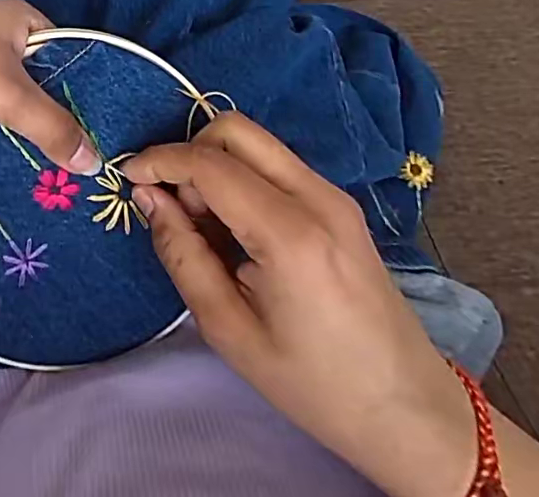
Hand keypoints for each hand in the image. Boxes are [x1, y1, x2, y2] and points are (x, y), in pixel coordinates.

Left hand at [0, 0, 98, 174]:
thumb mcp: (7, 96)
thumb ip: (53, 127)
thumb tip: (93, 161)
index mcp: (22, 16)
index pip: (72, 55)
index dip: (88, 93)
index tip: (103, 134)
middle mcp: (0, 29)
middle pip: (43, 77)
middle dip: (57, 115)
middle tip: (81, 158)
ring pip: (14, 94)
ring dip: (27, 124)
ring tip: (53, 165)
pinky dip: (1, 125)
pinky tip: (14, 154)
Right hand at [124, 115, 474, 496]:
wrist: (409, 409)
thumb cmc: (313, 383)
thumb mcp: (228, 329)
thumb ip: (181, 253)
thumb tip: (149, 197)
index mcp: (291, 233)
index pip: (210, 164)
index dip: (160, 161)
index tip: (129, 177)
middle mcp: (317, 196)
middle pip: (235, 129)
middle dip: (189, 151)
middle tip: (175, 205)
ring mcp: (334, 194)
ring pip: (255, 142)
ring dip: (215, 163)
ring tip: (206, 225)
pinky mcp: (339, 202)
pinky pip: (274, 163)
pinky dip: (240, 176)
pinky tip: (237, 228)